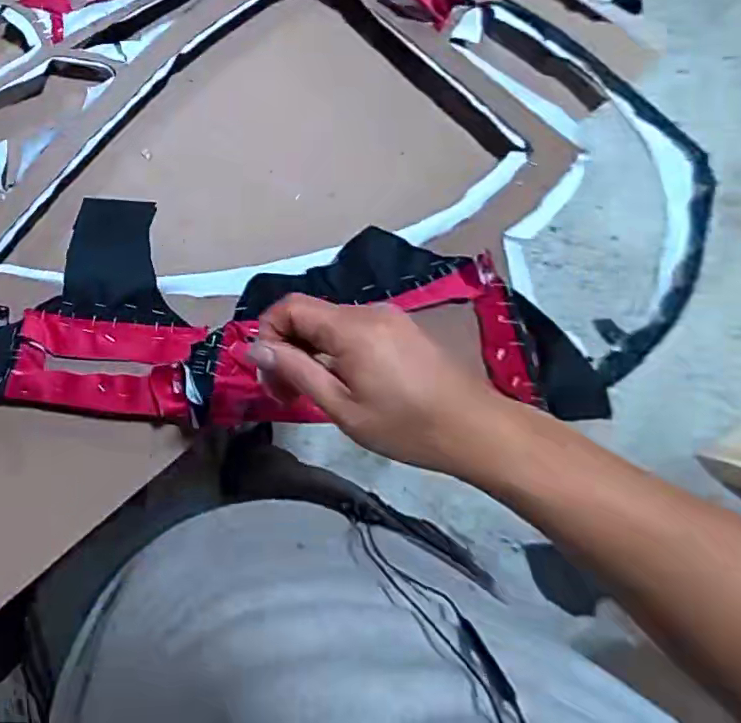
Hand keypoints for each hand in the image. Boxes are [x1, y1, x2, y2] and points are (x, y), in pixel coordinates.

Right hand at [248, 294, 530, 475]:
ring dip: (310, 352)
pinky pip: (352, 330)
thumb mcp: (342, 407)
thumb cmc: (410, 427)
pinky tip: (346, 383)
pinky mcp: (402, 329)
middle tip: (286, 392)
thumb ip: (295, 371)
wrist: (484, 434)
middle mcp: (367, 312)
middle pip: (307, 315)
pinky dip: (335, 351)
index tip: (270, 373)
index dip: (268, 333)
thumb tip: (256, 349)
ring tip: (316, 392)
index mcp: (350, 327)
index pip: (288, 307)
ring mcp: (388, 318)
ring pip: (328, 324)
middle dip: (287, 348)